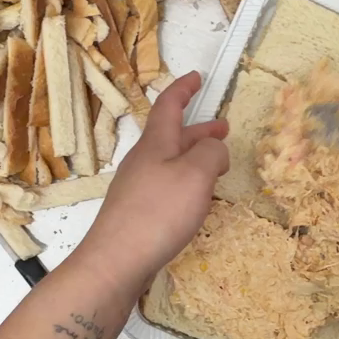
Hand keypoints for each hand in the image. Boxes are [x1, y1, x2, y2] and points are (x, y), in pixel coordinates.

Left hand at [73, 72, 228, 295]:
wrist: (115, 261)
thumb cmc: (157, 213)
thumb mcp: (195, 175)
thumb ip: (211, 153)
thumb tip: (215, 147)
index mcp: (156, 144)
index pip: (169, 106)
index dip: (183, 89)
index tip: (196, 77)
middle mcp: (143, 162)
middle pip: (172, 136)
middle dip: (198, 129)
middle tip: (223, 128)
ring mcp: (137, 189)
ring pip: (170, 163)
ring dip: (193, 157)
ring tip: (216, 165)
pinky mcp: (137, 214)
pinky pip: (166, 187)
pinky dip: (185, 183)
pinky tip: (195, 200)